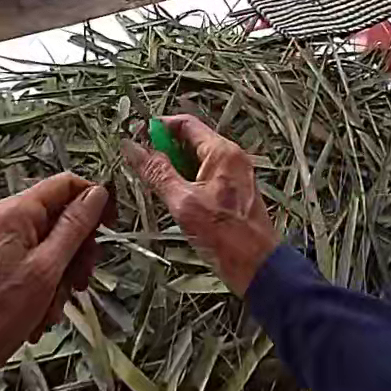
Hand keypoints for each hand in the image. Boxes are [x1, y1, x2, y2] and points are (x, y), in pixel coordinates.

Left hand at [0, 172, 110, 383]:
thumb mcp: (47, 269)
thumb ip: (75, 227)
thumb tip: (96, 195)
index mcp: (16, 212)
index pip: (67, 184)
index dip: (94, 201)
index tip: (110, 224)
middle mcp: (6, 223)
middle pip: (62, 218)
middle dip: (79, 249)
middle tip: (82, 276)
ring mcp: (2, 246)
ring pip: (53, 246)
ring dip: (64, 275)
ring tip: (56, 303)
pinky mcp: (0, 269)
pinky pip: (38, 267)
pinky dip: (47, 288)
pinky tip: (41, 313)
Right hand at [121, 115, 278, 294]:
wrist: (257, 267)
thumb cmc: (227, 237)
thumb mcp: (183, 203)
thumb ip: (157, 173)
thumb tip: (134, 149)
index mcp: (222, 152)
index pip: (186, 123)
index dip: (159, 127)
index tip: (138, 137)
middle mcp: (231, 157)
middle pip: (191, 140)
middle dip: (164, 150)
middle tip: (141, 164)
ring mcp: (234, 174)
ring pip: (197, 159)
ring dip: (174, 167)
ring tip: (154, 183)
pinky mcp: (233, 191)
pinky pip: (205, 174)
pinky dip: (187, 179)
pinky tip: (173, 197)